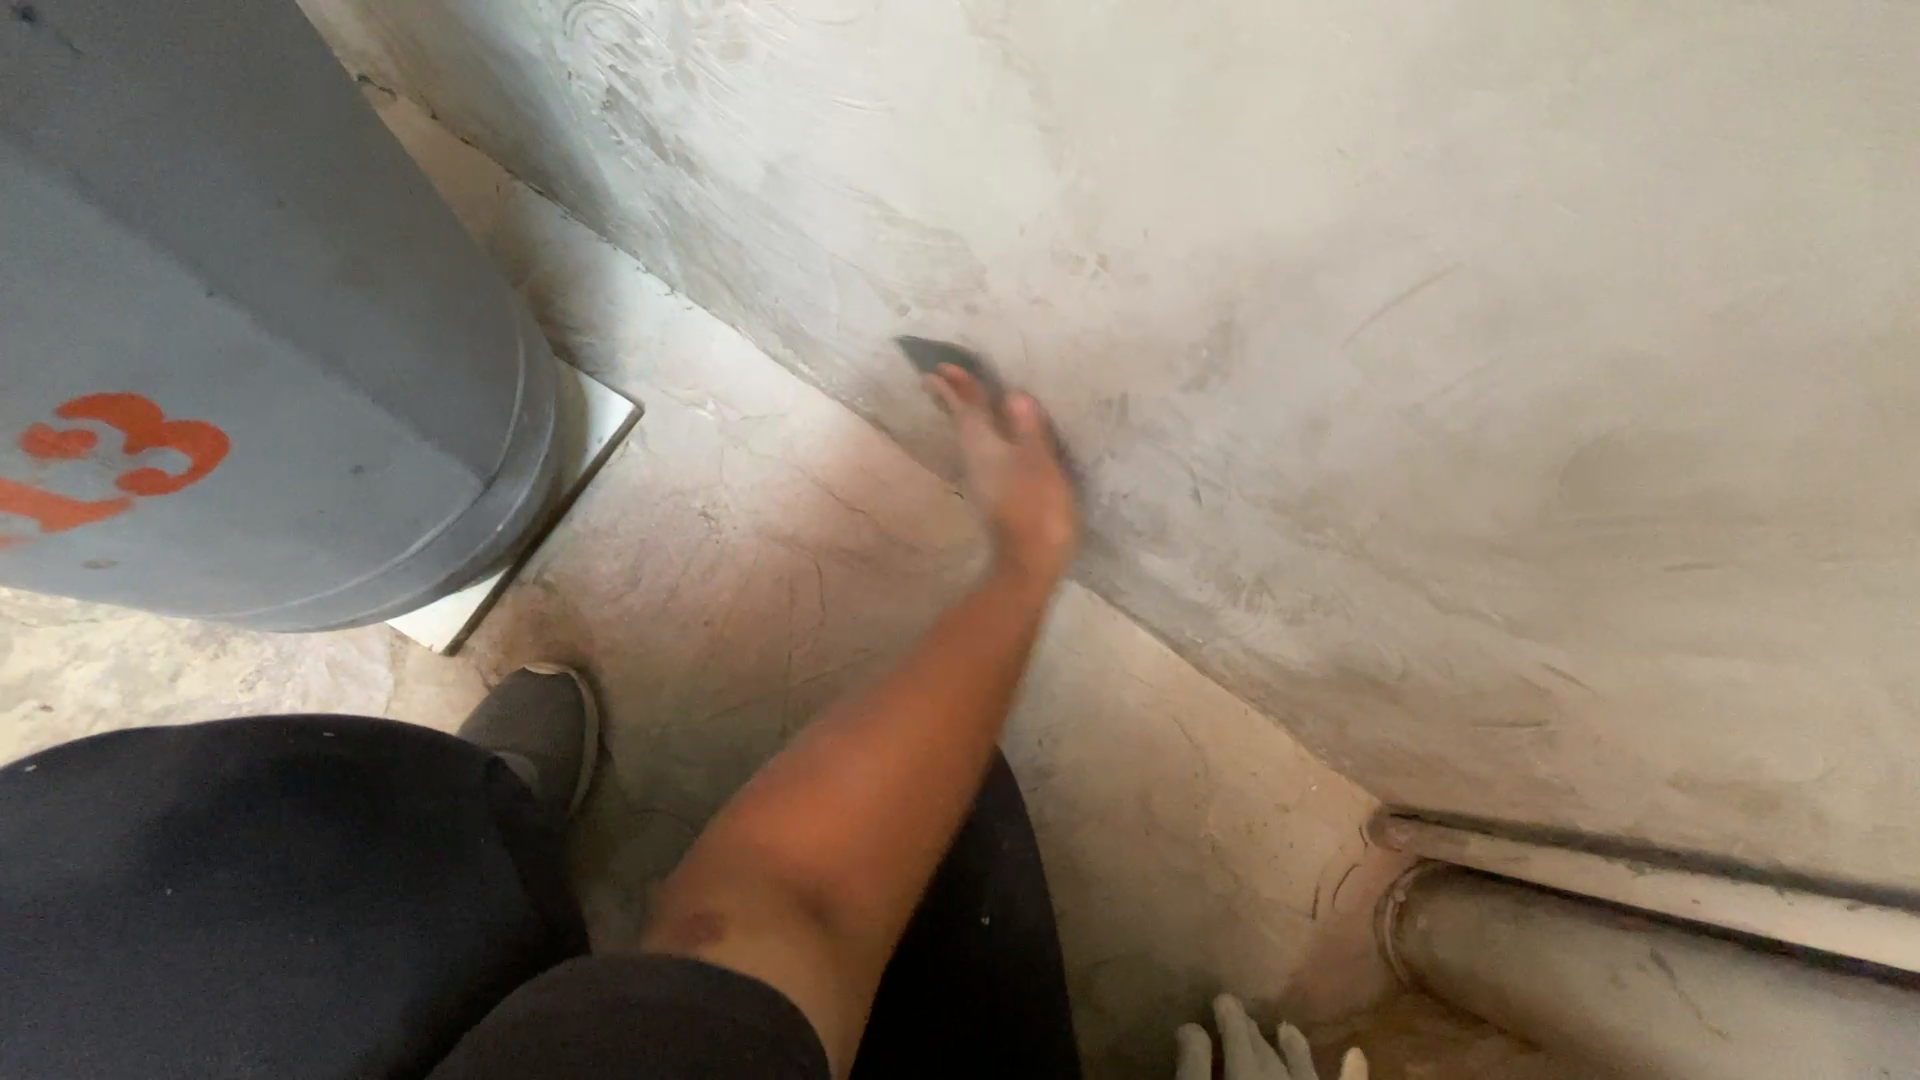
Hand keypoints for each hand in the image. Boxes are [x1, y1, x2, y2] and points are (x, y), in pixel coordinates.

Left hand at [924, 363, 1077, 586]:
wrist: (1029, 560)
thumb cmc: (1036, 507)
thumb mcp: (1039, 462)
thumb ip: (1027, 428)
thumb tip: (1014, 394)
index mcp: (985, 445)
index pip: (968, 408)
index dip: (958, 387)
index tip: (939, 369)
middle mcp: (975, 459)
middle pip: (961, 422)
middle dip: (953, 399)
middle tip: (941, 379)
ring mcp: (981, 479)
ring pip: (968, 438)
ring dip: (963, 417)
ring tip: (961, 401)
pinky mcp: (992, 494)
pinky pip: (980, 453)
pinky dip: (979, 437)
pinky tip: (989, 439)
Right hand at [1176, 995, 1366, 1079]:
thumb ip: (1193, 1066)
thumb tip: (1191, 1025)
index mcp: (1245, 1072)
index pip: (1235, 1035)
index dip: (1227, 1016)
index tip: (1221, 998)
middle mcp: (1280, 1079)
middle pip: (1265, 1053)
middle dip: (1251, 1031)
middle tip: (1240, 1014)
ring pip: (1302, 1069)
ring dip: (1294, 1048)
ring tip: (1286, 1028)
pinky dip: (1353, 1074)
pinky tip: (1358, 1054)